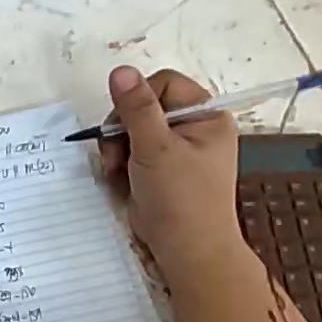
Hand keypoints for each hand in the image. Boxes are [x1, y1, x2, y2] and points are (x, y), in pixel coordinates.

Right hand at [98, 66, 242, 268]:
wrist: (186, 250)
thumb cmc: (180, 197)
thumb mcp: (155, 147)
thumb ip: (136, 108)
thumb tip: (120, 70)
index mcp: (206, 116)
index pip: (163, 83)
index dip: (139, 99)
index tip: (126, 125)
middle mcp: (193, 127)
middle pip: (142, 105)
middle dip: (122, 128)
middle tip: (115, 152)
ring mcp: (175, 148)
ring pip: (131, 128)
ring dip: (116, 147)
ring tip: (117, 170)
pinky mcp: (158, 167)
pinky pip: (130, 149)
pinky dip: (120, 161)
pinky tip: (119, 177)